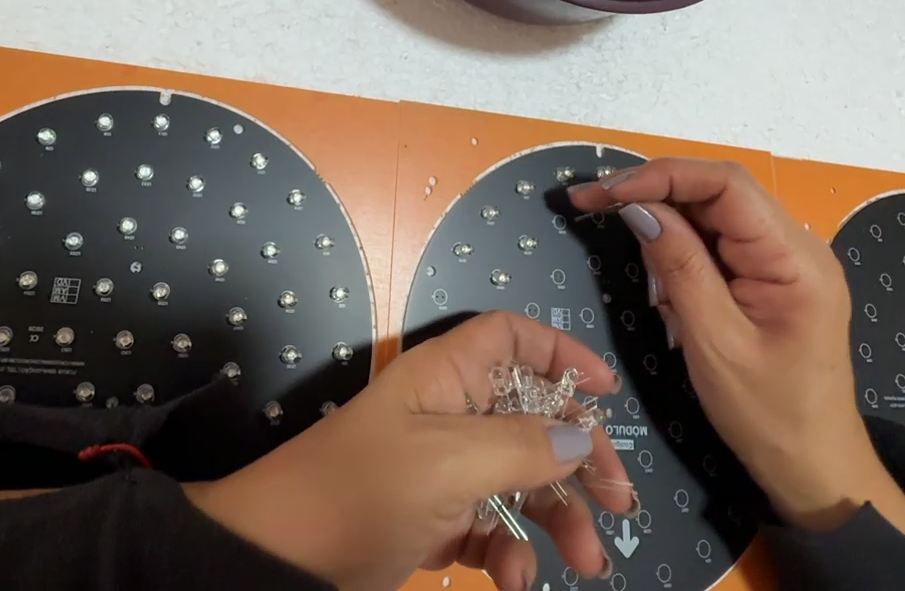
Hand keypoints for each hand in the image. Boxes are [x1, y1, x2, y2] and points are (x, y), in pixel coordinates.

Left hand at [185, 311, 636, 590]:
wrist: (285, 557)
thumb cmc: (367, 488)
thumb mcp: (450, 461)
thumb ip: (521, 447)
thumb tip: (579, 436)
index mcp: (448, 376)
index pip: (511, 338)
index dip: (559, 351)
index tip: (605, 390)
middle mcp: (451, 413)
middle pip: (531, 415)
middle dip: (576, 455)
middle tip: (619, 499)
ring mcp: (444, 467)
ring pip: (519, 477)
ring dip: (557, 515)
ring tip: (588, 559)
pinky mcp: (436, 516)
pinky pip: (490, 524)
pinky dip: (510, 550)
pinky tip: (514, 578)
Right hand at [569, 159, 904, 558]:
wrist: (814, 469)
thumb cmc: (768, 413)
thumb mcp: (713, 340)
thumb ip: (677, 265)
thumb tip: (636, 207)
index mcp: (794, 257)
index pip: (724, 184)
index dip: (660, 175)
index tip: (604, 191)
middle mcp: (794, 244)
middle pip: (714, 192)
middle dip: (653, 196)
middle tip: (593, 206)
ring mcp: (782, 258)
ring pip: (709, 216)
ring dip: (665, 234)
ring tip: (650, 288)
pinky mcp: (768, 275)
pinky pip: (714, 243)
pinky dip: (679, 256)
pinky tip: (667, 293)